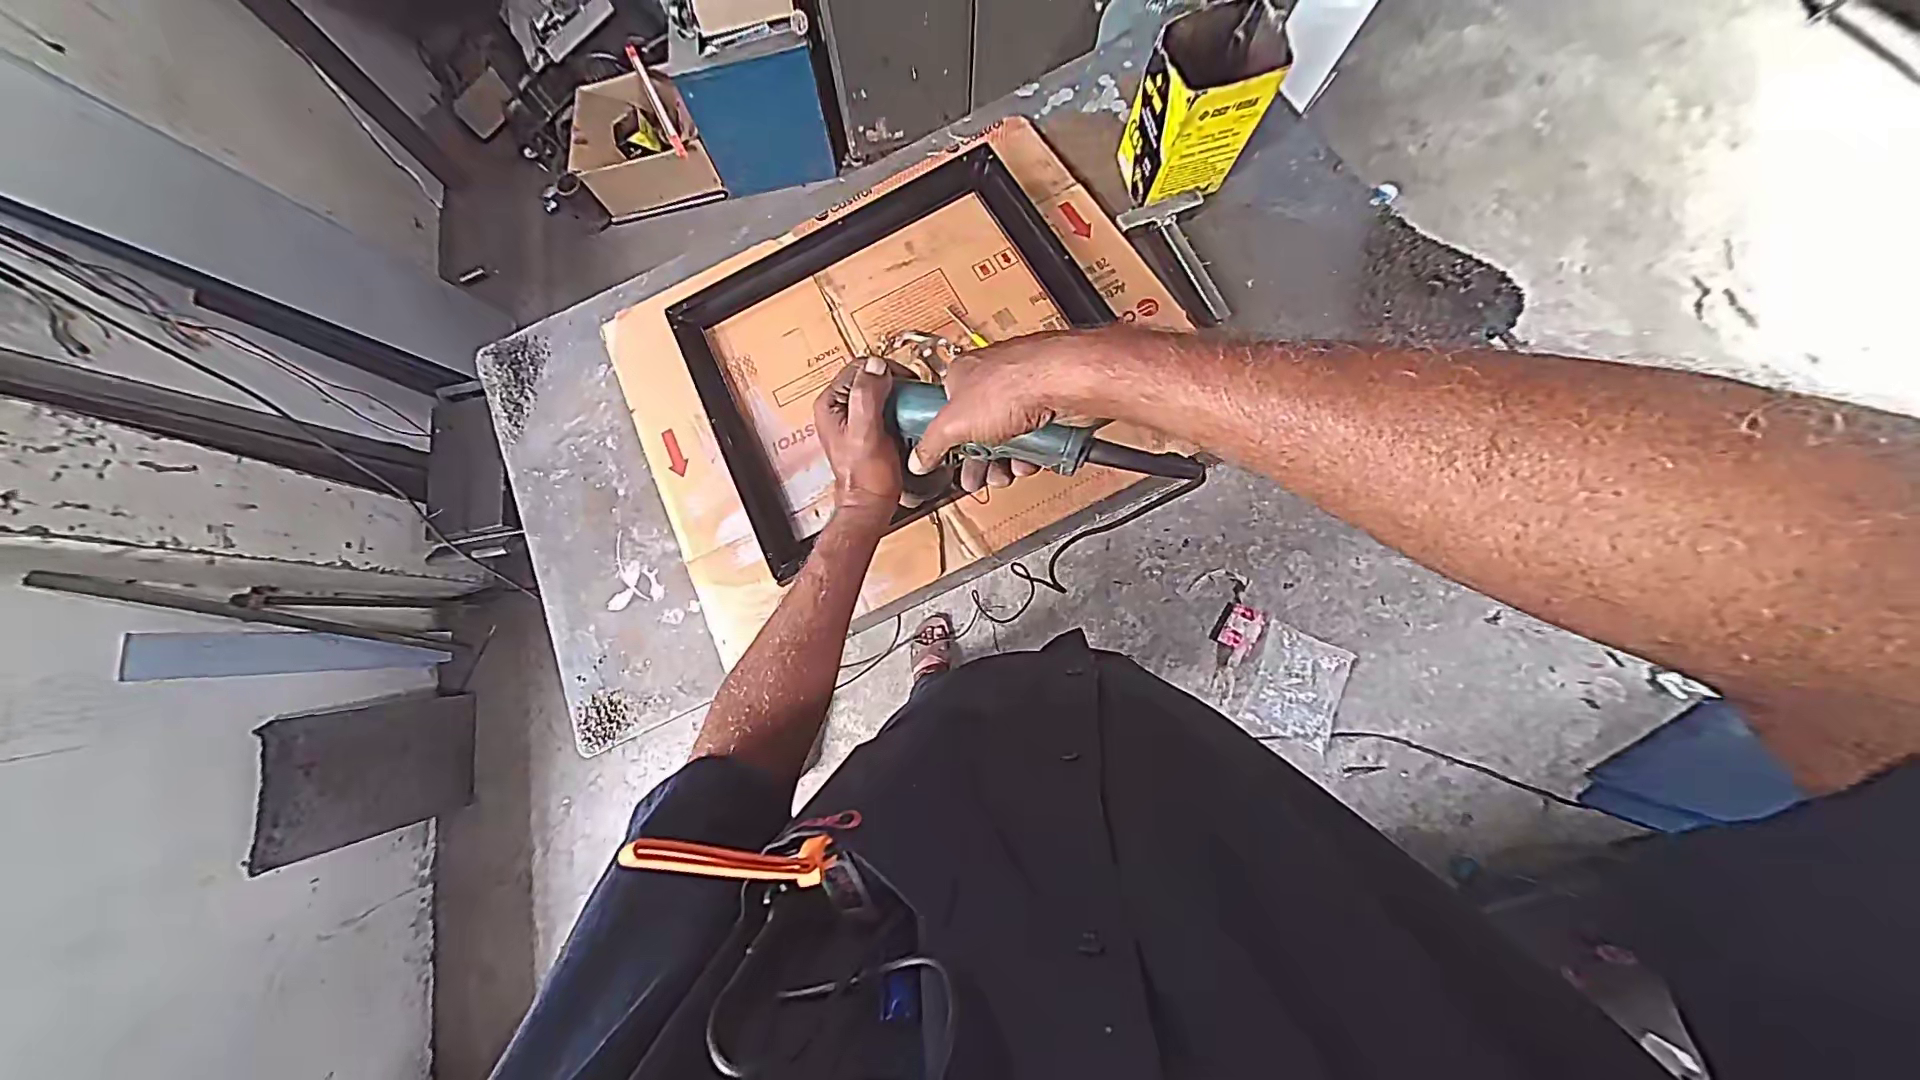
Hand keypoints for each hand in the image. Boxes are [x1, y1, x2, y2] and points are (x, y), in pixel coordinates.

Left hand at [816, 356, 903, 520]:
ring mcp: (855, 418)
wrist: (871, 503)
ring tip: (912, 406)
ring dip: (899, 396)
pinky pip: (887, 408)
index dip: (885, 370)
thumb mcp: (866, 431)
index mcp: (831, 404)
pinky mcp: (870, 429)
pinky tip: (908, 419)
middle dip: (894, 383)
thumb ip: (867, 396)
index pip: (859, 367)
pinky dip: (900, 409)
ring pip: (881, 391)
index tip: (905, 381)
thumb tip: (876, 366)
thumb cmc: (865, 476)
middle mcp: (840, 408)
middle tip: (911, 394)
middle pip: (871, 377)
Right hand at [907, 330, 1113, 491]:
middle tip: (976, 478)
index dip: (944, 439)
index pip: (943, 411)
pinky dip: (1029, 455)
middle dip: (977, 461)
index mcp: (961, 375)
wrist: (1065, 384)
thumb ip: (931, 445)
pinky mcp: (1046, 408)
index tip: (943, 460)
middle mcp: (991, 381)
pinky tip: (1027, 462)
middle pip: (976, 430)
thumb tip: (917, 460)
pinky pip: (1032, 438)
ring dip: (1004, 463)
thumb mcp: (954, 424)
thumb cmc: (1014, 386)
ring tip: (1003, 475)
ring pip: (1006, 438)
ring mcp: (1021, 394)